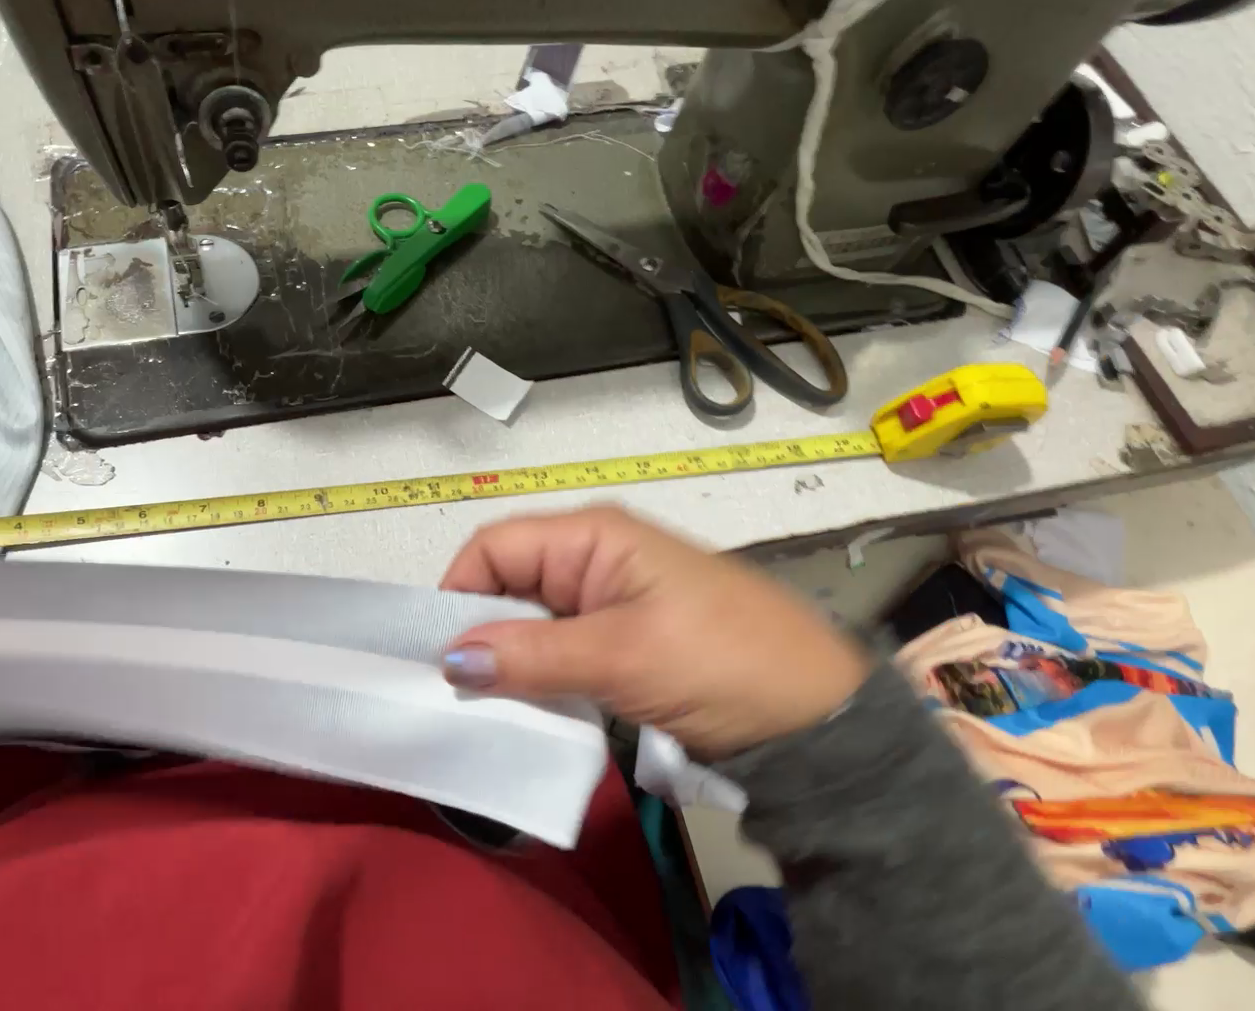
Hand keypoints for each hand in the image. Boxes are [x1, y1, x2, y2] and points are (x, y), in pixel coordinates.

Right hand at [439, 506, 868, 759]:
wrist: (816, 717)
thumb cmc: (721, 661)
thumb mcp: (621, 656)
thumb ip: (532, 654)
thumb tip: (449, 658)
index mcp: (592, 536)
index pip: (495, 547)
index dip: (458, 592)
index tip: (438, 656)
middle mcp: (592, 557)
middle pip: (507, 582)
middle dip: (479, 630)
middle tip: (455, 691)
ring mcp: (606, 600)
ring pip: (528, 620)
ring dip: (507, 657)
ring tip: (485, 704)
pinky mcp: (618, 640)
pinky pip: (557, 648)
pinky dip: (537, 674)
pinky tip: (527, 705)